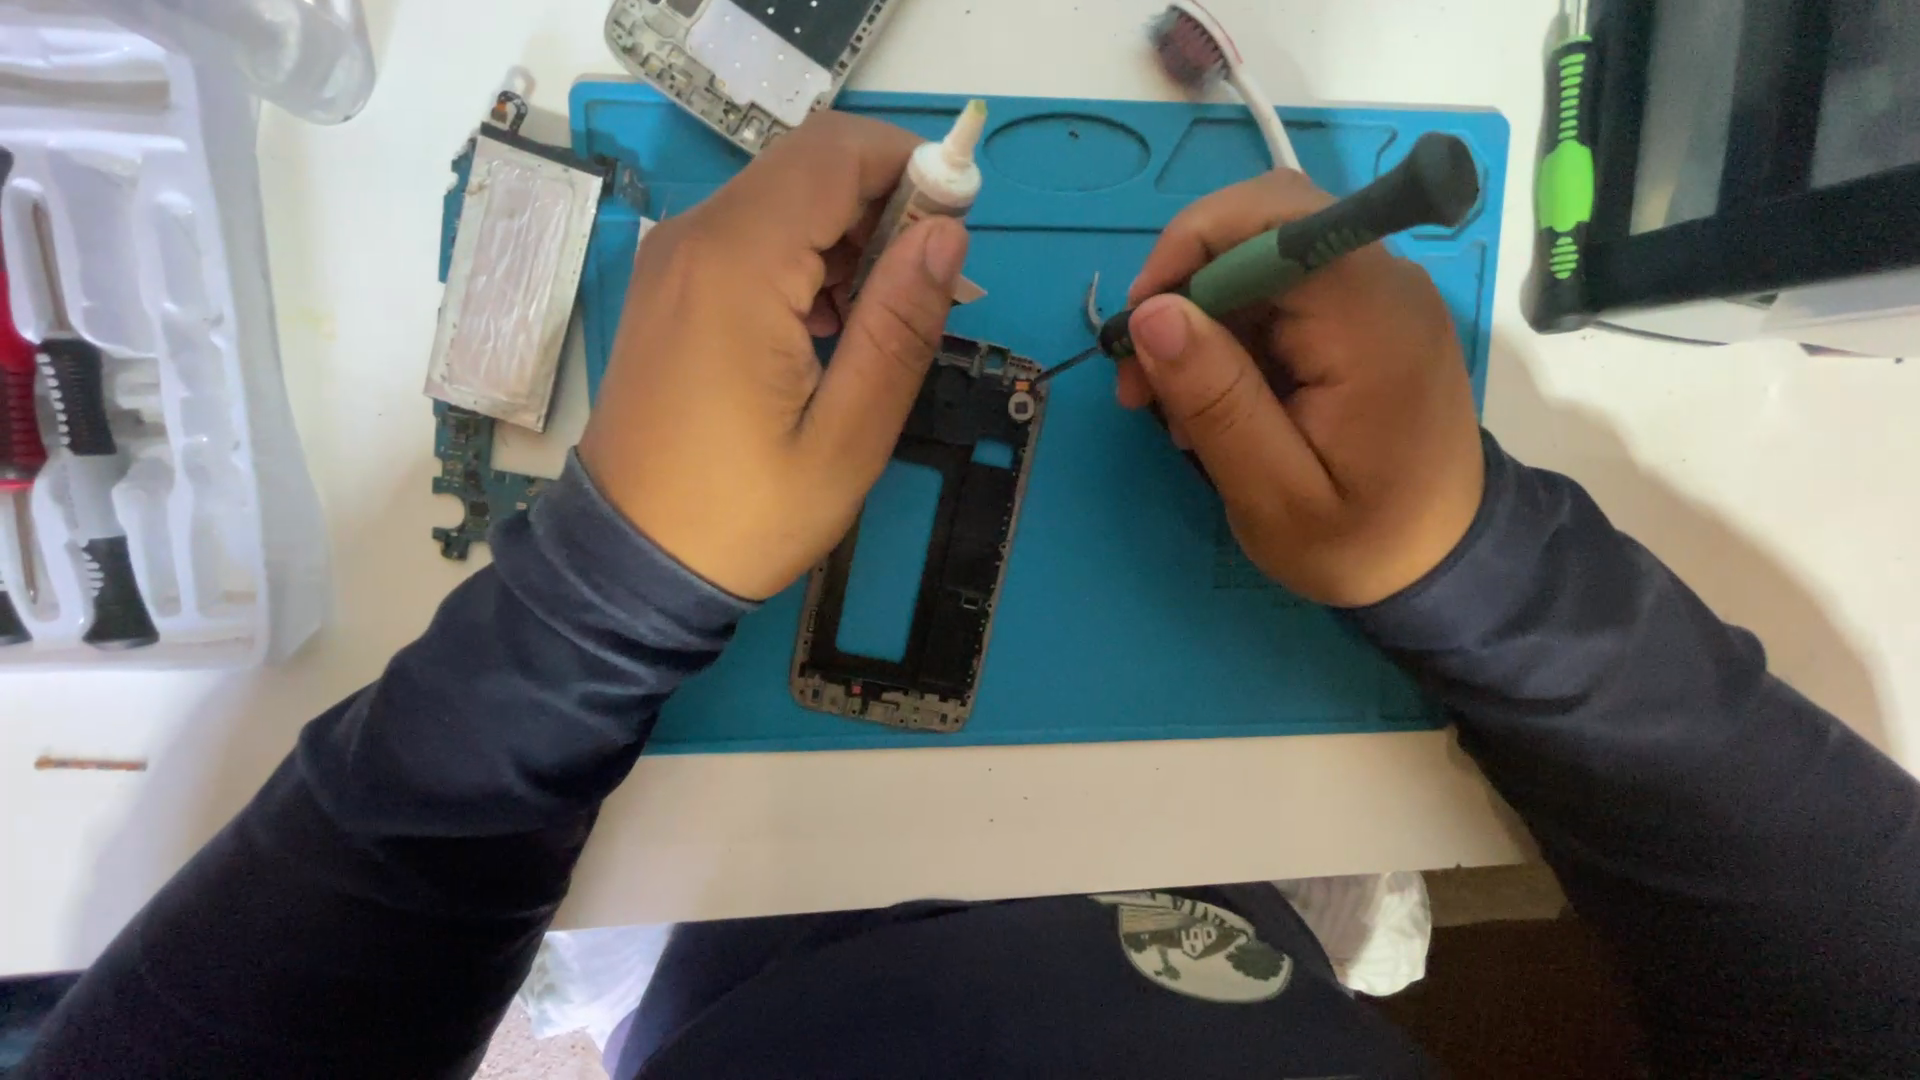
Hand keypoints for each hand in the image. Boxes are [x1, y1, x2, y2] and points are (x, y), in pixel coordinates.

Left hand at [579, 113, 968, 599]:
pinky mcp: (671, 291)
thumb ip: (900, 327)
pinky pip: (751, 242)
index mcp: (739, 266)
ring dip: (848, 239)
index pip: (837, 155)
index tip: (960, 227)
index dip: (912, 168)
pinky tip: (828, 329)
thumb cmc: (748, 513)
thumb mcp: (847, 436)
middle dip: (884, 206)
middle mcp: (695, 240)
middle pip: (808, 169)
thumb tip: (947, 236)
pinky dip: (806, 263)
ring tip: (882, 322)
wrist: (635, 562)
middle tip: (927, 291)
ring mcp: (674, 263)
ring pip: (781, 203)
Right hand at [1115, 170, 1483, 607]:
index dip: (1192, 248)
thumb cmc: (1359, 541)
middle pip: (1262, 231)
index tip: (1139, 324)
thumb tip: (1151, 314)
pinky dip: (1226, 339)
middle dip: (1184, 289)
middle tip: (1140, 374)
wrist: (1438, 564)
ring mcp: (1375, 299)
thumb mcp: (1273, 492)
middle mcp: (1382, 285)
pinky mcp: (1360, 321)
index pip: (1275, 219)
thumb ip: (1216, 401)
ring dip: (1197, 322)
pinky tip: (1209, 401)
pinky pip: (1277, 301)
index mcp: (1370, 320)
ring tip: (1168, 406)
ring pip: (1259, 265)